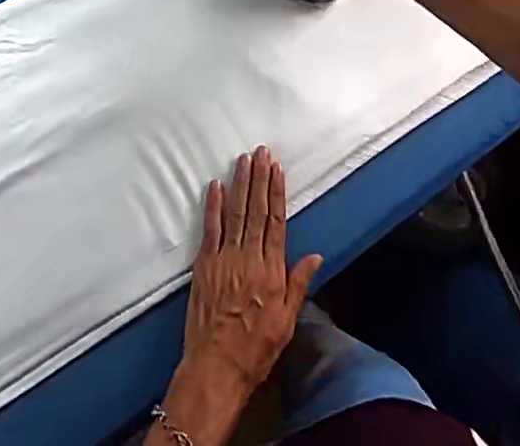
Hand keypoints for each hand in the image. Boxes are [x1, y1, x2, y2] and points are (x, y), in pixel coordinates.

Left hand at [148, 147, 322, 445]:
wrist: (217, 366)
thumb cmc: (256, 348)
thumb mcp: (287, 321)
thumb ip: (299, 284)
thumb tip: (315, 255)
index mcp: (271, 271)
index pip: (276, 222)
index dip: (277, 193)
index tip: (277, 170)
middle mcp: (249, 258)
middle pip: (256, 210)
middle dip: (259, 179)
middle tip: (261, 152)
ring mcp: (224, 258)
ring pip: (235, 213)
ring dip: (240, 184)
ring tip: (243, 159)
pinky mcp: (204, 263)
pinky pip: (210, 228)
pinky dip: (213, 205)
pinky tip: (215, 184)